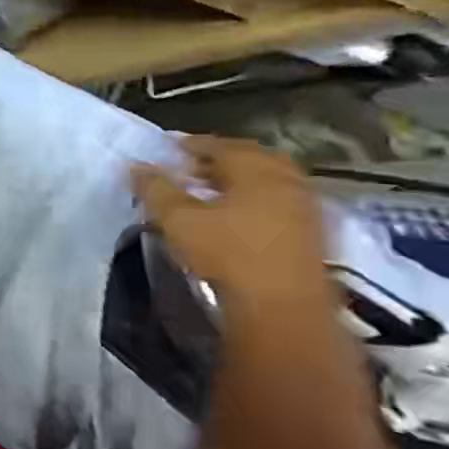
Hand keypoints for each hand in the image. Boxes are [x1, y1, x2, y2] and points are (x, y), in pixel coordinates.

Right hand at [133, 136, 330, 309]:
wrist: (280, 304)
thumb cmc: (225, 252)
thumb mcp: (177, 218)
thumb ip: (155, 188)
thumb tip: (137, 166)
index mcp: (259, 174)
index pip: (225, 146)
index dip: (194, 144)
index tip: (168, 147)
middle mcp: (289, 184)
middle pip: (256, 159)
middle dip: (222, 157)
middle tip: (190, 164)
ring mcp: (306, 209)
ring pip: (271, 179)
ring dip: (240, 177)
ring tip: (207, 187)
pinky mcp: (310, 232)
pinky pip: (280, 199)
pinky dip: (255, 195)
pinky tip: (232, 210)